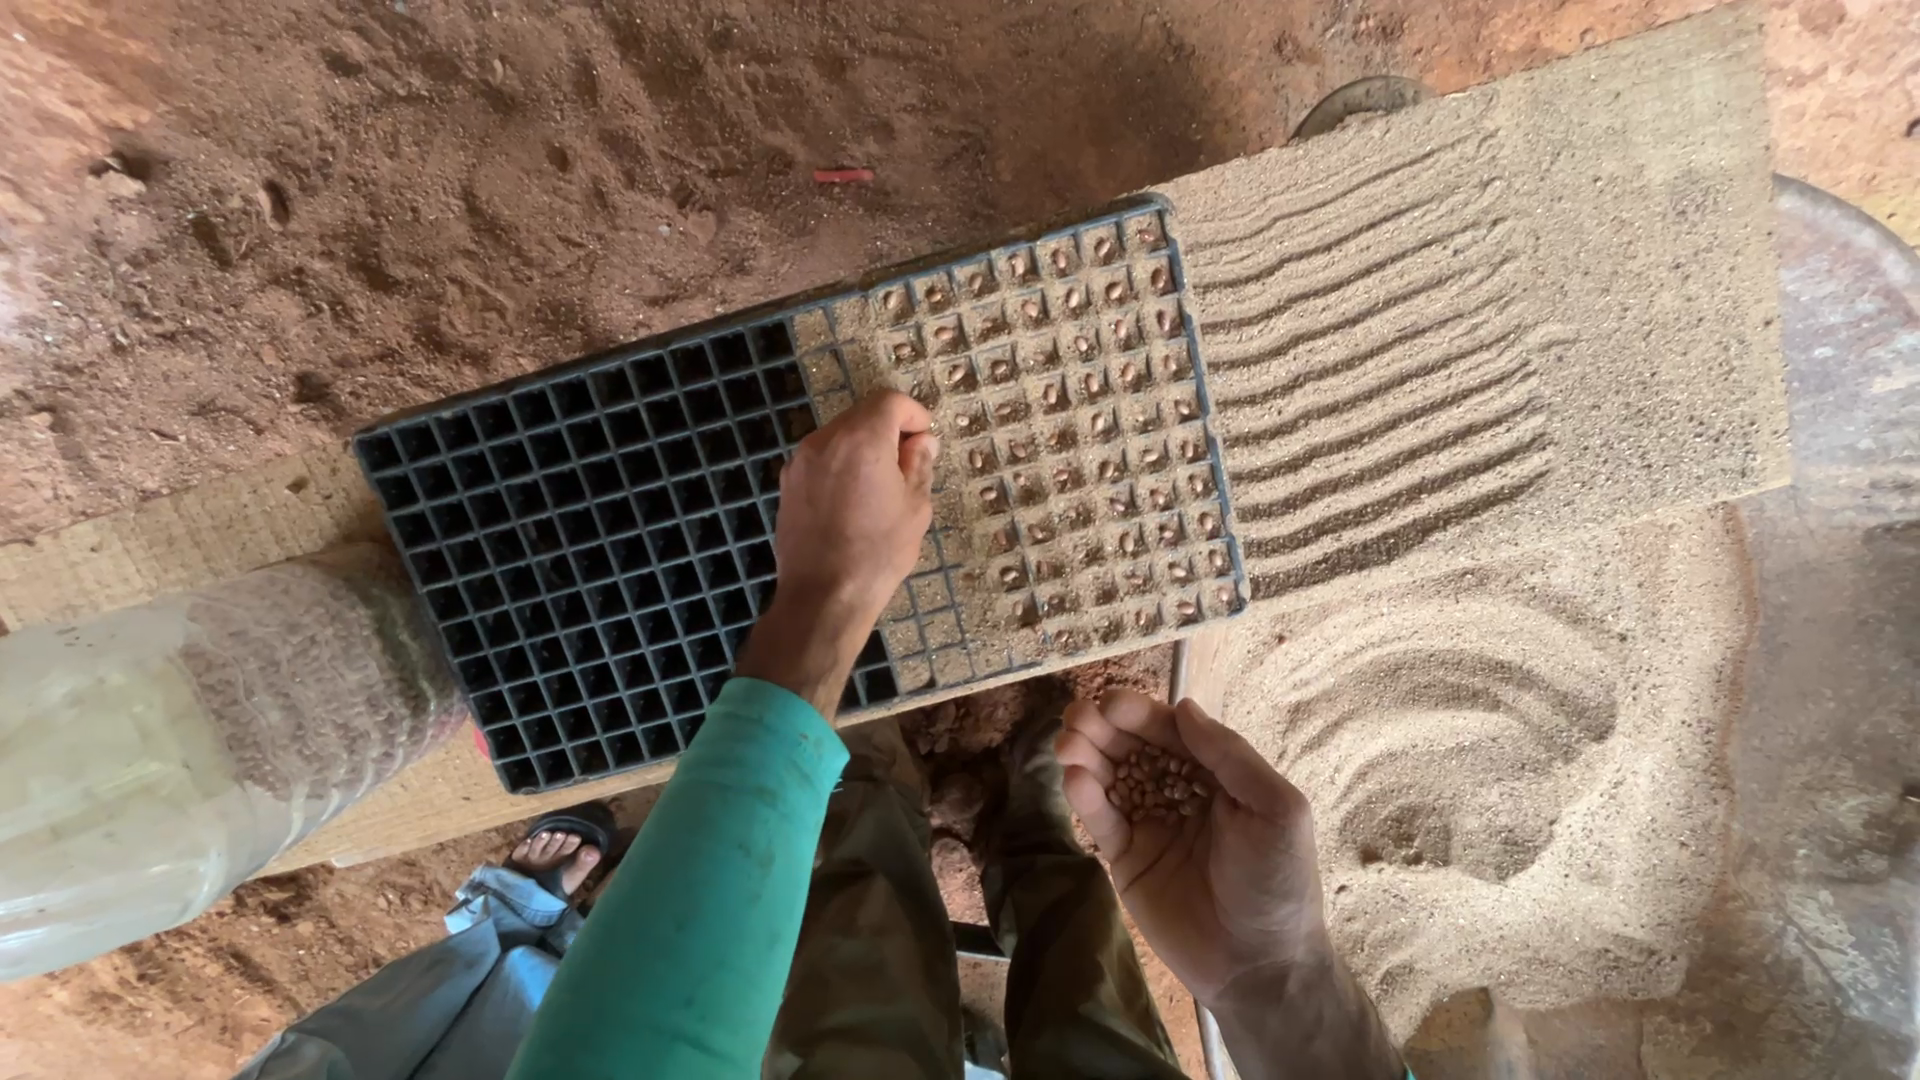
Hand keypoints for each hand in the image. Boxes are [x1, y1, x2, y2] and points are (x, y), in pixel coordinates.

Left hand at [735, 391, 937, 716]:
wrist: (823, 594)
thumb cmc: (878, 553)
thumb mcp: (915, 508)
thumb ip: (919, 464)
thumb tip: (922, 441)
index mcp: (862, 440)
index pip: (889, 401)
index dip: (913, 415)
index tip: (925, 441)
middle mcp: (825, 439)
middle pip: (862, 415)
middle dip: (889, 430)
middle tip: (907, 466)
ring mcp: (801, 460)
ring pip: (840, 435)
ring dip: (864, 447)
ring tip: (879, 487)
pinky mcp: (788, 482)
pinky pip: (822, 458)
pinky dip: (841, 465)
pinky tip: (852, 501)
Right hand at [1056, 690, 1328, 1006]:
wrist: (1260, 969)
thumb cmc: (1276, 882)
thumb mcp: (1276, 810)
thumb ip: (1230, 755)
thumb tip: (1183, 705)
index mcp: (1214, 778)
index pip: (1171, 734)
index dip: (1141, 715)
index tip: (1110, 703)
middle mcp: (1177, 793)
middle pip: (1133, 749)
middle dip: (1103, 729)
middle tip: (1075, 716)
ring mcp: (1148, 824)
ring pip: (1110, 778)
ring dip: (1086, 755)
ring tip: (1066, 742)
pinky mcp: (1125, 858)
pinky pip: (1102, 821)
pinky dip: (1086, 798)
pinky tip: (1074, 779)